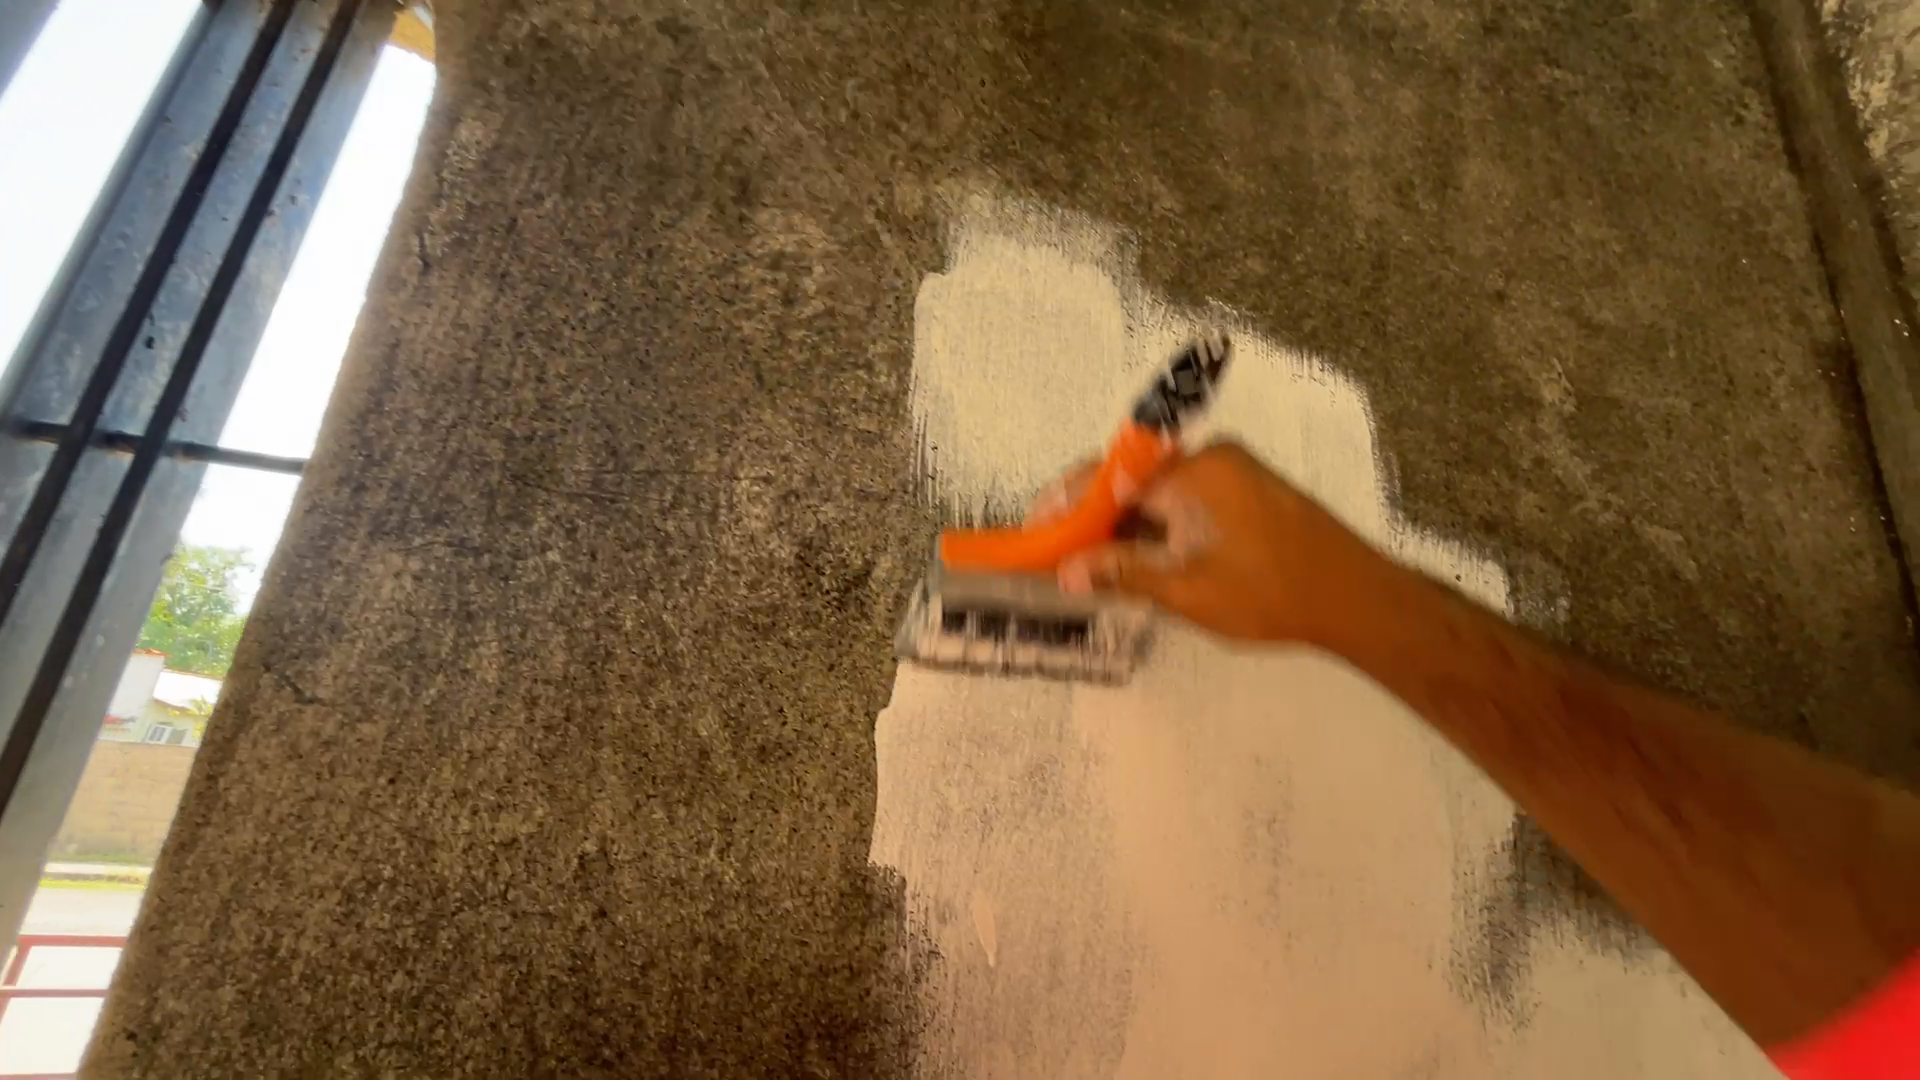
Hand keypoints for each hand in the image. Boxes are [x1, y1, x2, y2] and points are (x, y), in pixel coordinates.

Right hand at [1035, 441, 1397, 644]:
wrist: (1359, 599)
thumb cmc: (1270, 594)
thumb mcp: (1185, 589)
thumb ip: (1122, 572)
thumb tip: (1066, 571)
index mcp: (1192, 471)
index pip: (1108, 478)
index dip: (1064, 503)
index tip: (1034, 529)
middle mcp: (1208, 458)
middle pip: (1131, 480)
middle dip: (1091, 514)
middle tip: (1058, 550)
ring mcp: (1230, 472)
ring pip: (1157, 492)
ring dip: (1124, 523)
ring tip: (1089, 558)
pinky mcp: (1244, 490)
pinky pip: (1183, 499)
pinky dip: (1155, 525)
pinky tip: (1137, 554)